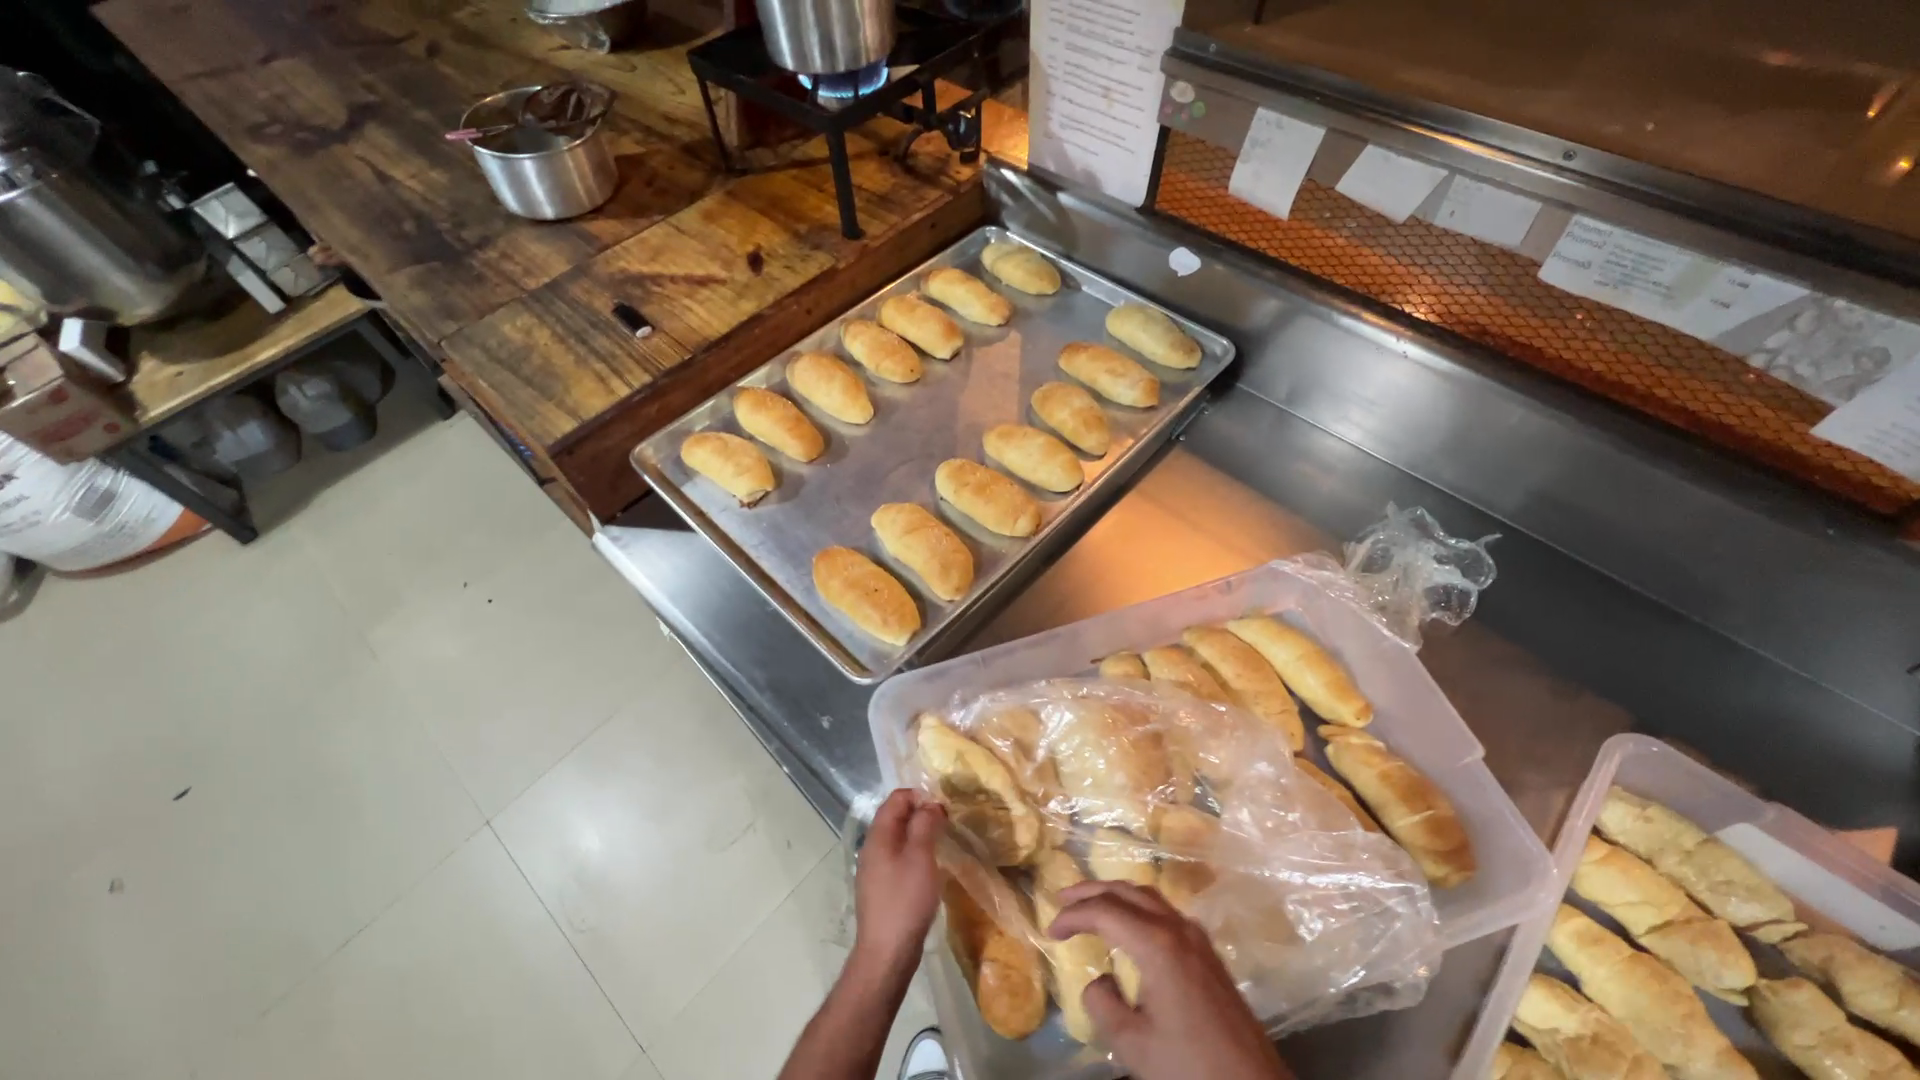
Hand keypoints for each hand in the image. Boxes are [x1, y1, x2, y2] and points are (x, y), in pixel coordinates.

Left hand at [852, 789, 945, 972]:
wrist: (887, 951)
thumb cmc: (905, 900)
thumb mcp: (920, 856)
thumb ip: (924, 824)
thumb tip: (930, 803)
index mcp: (878, 836)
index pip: (895, 799)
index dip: (919, 795)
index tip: (944, 807)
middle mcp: (872, 848)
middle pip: (895, 817)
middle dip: (921, 813)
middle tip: (947, 822)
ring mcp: (875, 870)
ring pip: (897, 839)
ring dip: (919, 834)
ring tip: (942, 841)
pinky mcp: (882, 888)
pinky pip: (898, 858)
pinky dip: (915, 853)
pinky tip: (930, 867)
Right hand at [1048, 881, 1291, 1079]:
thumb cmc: (1190, 1065)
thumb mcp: (1132, 1043)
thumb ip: (1103, 1003)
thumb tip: (1099, 981)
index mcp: (1157, 944)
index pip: (1104, 911)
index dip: (1072, 916)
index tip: (1050, 931)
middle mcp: (1178, 929)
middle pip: (1127, 891)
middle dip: (1091, 891)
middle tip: (1062, 899)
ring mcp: (1198, 938)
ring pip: (1150, 897)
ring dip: (1116, 895)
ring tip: (1090, 905)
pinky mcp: (1209, 953)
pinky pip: (1166, 912)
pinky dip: (1138, 907)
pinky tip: (1130, 926)